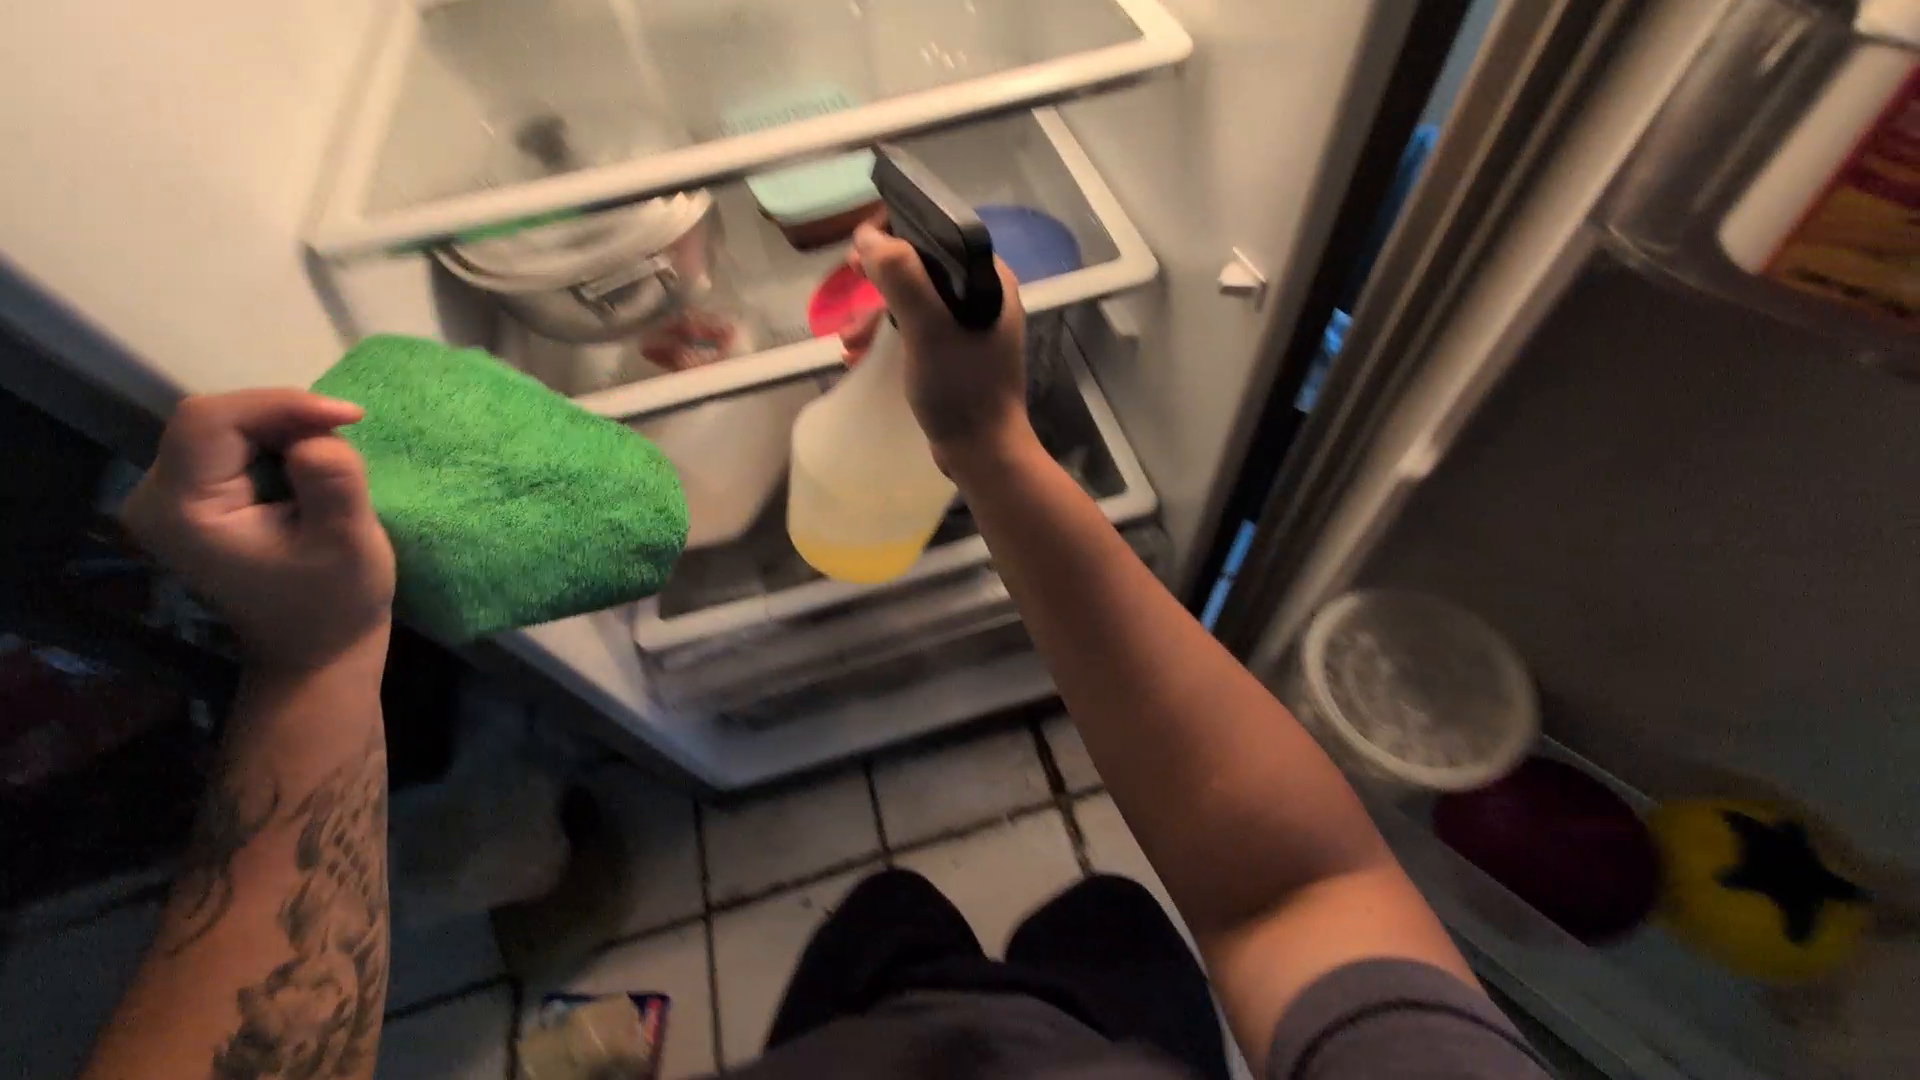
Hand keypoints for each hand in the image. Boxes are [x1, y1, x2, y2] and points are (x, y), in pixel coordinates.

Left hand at [122, 391, 395, 672]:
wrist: (317, 647)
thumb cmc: (336, 602)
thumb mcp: (349, 543)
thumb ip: (332, 485)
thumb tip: (320, 436)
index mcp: (182, 508)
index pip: (210, 421)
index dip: (281, 405)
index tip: (351, 417)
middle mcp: (157, 495)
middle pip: (214, 420)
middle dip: (286, 416)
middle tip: (350, 431)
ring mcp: (173, 497)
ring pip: (225, 427)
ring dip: (287, 428)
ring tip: (338, 451)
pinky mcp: (197, 498)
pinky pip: (233, 446)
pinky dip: (280, 442)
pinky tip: (314, 462)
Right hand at [843, 222, 1032, 468]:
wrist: (983, 452)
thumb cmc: (960, 388)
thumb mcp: (927, 328)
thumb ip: (901, 277)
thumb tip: (868, 236)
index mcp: (988, 279)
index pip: (937, 235)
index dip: (894, 237)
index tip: (859, 255)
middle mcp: (983, 297)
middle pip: (922, 270)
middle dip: (878, 285)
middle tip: (848, 292)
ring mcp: (971, 329)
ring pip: (915, 303)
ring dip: (876, 317)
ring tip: (848, 343)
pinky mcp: (957, 356)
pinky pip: (917, 332)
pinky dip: (888, 339)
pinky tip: (861, 357)